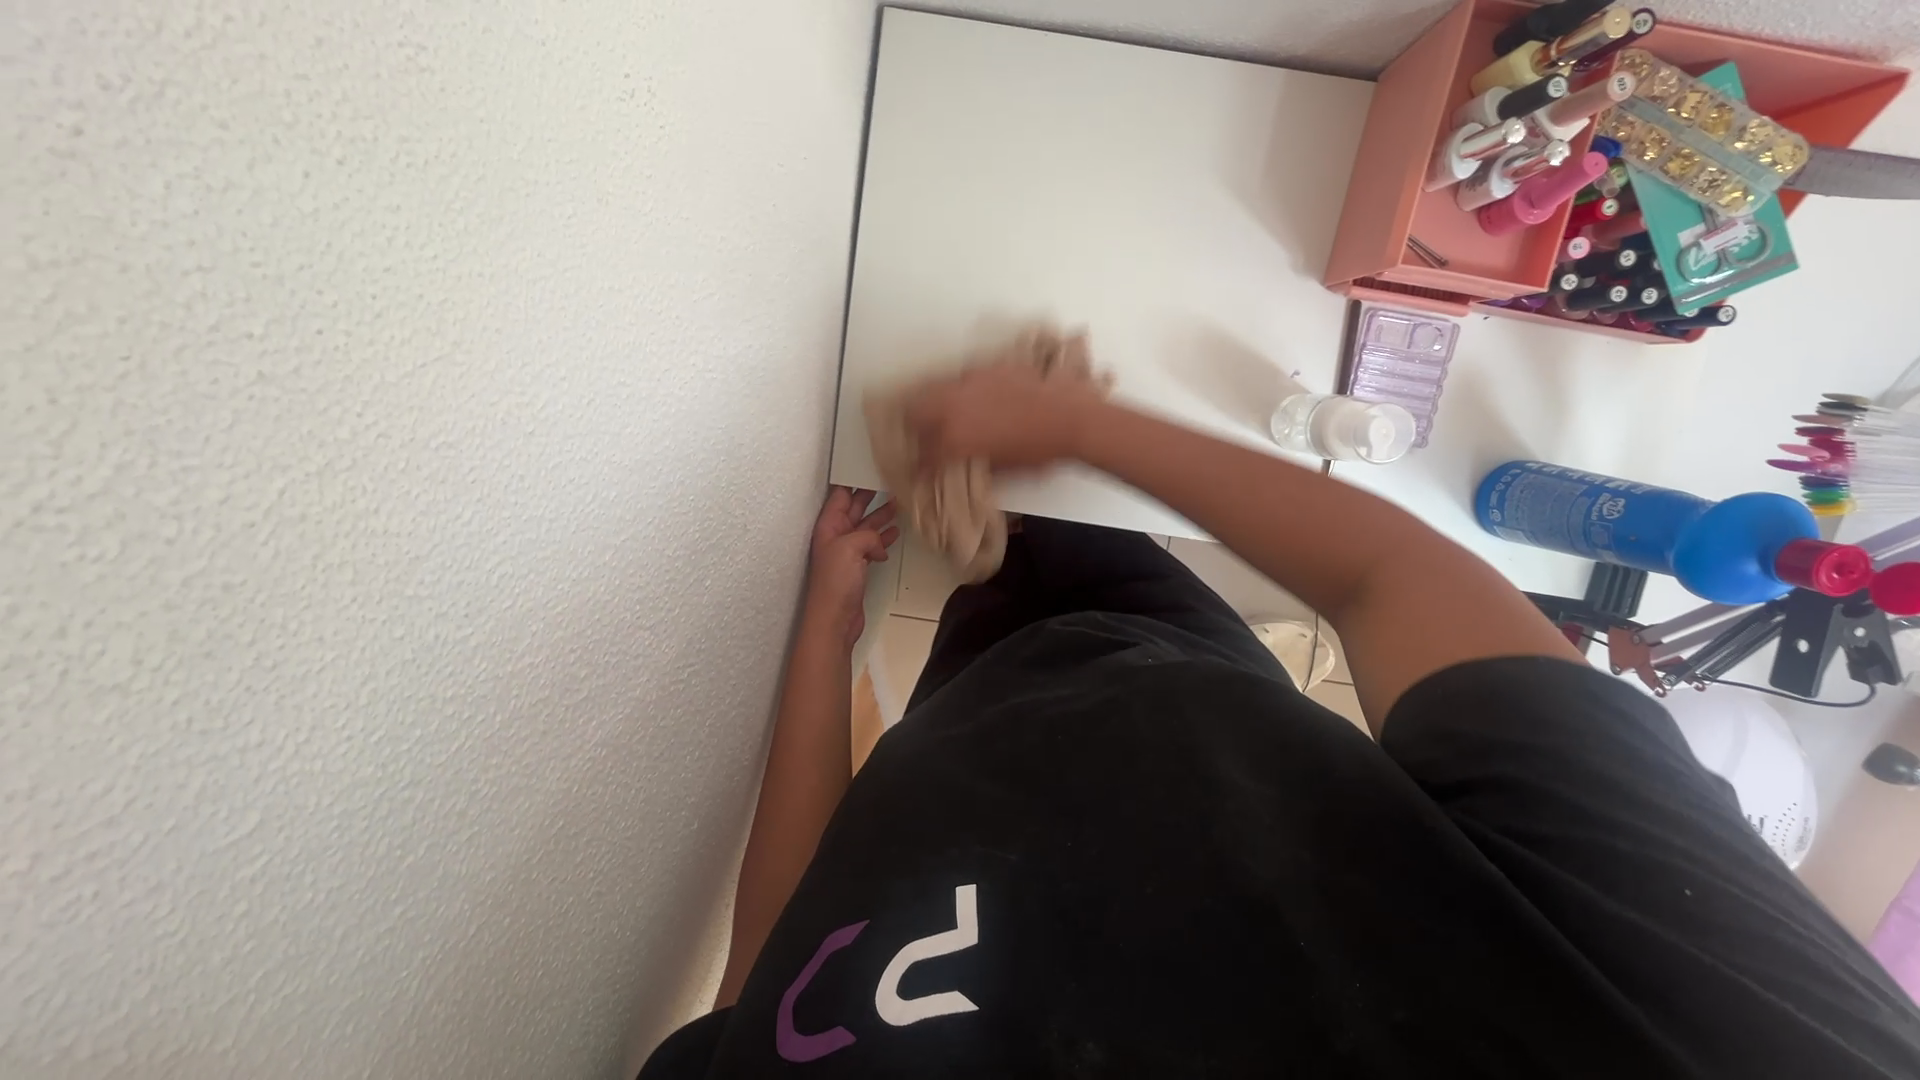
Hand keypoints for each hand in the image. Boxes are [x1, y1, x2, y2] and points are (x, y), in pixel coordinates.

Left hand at [805, 487, 899, 648]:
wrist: (834, 620)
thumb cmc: (835, 584)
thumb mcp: (850, 547)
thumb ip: (867, 534)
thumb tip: (880, 541)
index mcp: (828, 526)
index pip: (840, 495)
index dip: (853, 479)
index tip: (868, 466)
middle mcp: (835, 536)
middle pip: (853, 508)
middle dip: (869, 494)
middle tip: (888, 480)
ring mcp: (846, 553)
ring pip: (866, 526)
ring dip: (881, 516)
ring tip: (898, 503)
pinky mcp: (857, 568)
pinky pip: (872, 545)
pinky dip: (883, 538)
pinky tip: (895, 533)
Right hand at [904, 364, 1107, 472]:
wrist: (1073, 418)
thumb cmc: (1040, 452)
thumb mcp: (1004, 470)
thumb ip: (975, 467)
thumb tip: (964, 465)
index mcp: (955, 438)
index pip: (922, 454)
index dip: (917, 465)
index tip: (919, 469)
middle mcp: (954, 406)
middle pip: (912, 409)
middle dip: (910, 423)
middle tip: (918, 434)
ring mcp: (971, 381)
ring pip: (935, 387)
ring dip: (932, 402)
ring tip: (941, 413)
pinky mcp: (989, 367)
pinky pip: (964, 377)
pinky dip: (961, 389)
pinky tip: (975, 398)